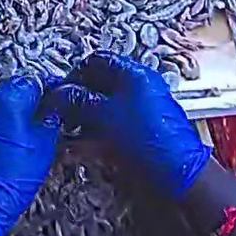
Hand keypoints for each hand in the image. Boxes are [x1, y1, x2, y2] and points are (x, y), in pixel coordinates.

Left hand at [0, 76, 61, 235]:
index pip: (34, 80)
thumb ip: (50, 120)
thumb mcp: (43, 147)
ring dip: (11, 110)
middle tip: (44, 116)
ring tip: (25, 130)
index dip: (48, 88)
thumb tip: (55, 107)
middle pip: (14, 88)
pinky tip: (5, 139)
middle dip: (29, 99)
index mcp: (10, 98)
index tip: (57, 97)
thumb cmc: (12, 176)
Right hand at [48, 53, 207, 197]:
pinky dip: (98, 130)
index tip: (60, 89)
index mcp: (134, 73)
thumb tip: (58, 94)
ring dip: (86, 116)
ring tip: (71, 129)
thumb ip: (77, 100)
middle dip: (79, 96)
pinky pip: (115, 123)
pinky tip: (86, 144)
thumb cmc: (145, 138)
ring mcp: (144, 109)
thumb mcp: (103, 114)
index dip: (75, 73)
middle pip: (101, 83)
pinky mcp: (144, 131)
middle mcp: (141, 86)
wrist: (178, 176)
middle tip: (62, 110)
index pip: (97, 60)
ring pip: (107, 105)